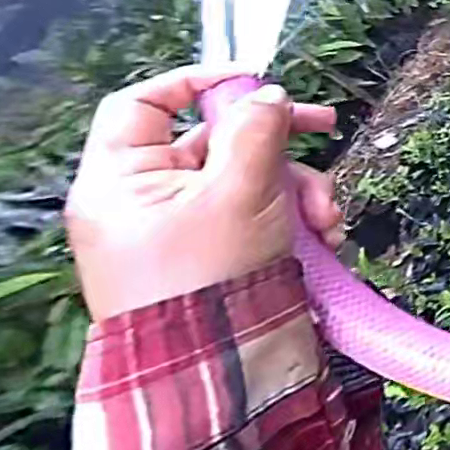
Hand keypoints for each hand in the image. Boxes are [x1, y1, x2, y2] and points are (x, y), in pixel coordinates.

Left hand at [64, 63, 345, 318]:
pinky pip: (259, 206)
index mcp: (123, 180)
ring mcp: (187, 222)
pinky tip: (323, 236)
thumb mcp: (241, 191)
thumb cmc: (212, 273)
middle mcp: (149, 196)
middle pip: (217, 137)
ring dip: (299, 185)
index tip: (253, 78)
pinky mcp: (220, 244)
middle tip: (326, 125)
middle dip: (280, 139)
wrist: (219, 372)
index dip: (197, 80)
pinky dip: (294, 213)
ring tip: (326, 217)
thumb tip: (269, 93)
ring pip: (250, 173)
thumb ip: (257, 130)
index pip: (143, 103)